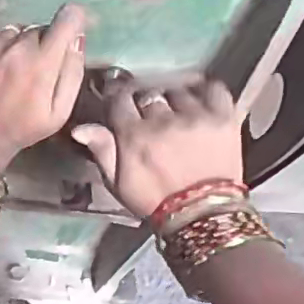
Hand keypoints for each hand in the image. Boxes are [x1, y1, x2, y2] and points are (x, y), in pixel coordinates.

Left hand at [0, 4, 87, 167]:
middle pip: (40, 28)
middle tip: (36, 68)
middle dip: (43, 43)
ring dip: (19, 43)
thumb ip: (73, 72)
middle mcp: (16, 47)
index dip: (73, 20)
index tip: (70, 31)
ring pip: (16, 30)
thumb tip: (77, 39)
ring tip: (13, 69)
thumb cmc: (23, 129)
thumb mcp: (59, 112)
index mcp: (42, 63)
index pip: (68, 17)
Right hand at [70, 77, 243, 217]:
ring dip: (173, 99)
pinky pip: (212, 88)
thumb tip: (80, 128)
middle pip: (149, 94)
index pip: (120, 98)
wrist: (201, 214)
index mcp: (134, 135)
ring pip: (177, 91)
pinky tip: (198, 100)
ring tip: (174, 113)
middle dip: (145, 103)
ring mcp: (196, 116)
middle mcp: (163, 119)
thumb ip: (101, 151)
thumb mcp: (118, 182)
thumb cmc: (153, 200)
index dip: (117, 97)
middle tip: (148, 116)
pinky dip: (204, 90)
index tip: (118, 101)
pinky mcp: (223, 117)